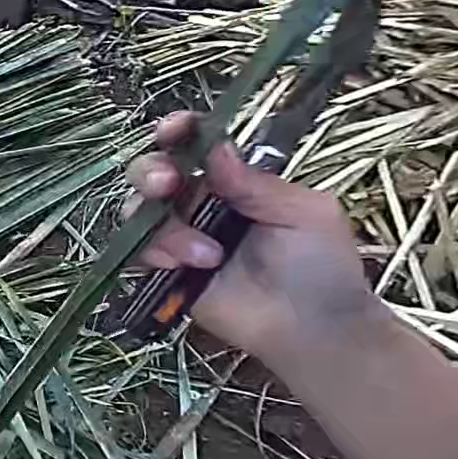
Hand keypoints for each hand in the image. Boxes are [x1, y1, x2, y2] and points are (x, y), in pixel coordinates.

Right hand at [125, 113, 381, 356]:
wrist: (312, 328)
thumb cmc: (319, 265)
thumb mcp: (301, 211)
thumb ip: (253, 181)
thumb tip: (215, 146)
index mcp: (230, 182)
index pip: (193, 146)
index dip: (177, 132)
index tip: (172, 130)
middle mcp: (197, 204)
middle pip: (151, 172)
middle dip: (151, 172)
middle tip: (166, 184)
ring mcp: (177, 237)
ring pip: (140, 211)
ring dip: (168, 228)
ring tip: (208, 255)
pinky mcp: (164, 270)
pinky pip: (138, 251)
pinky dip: (156, 253)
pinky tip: (190, 267)